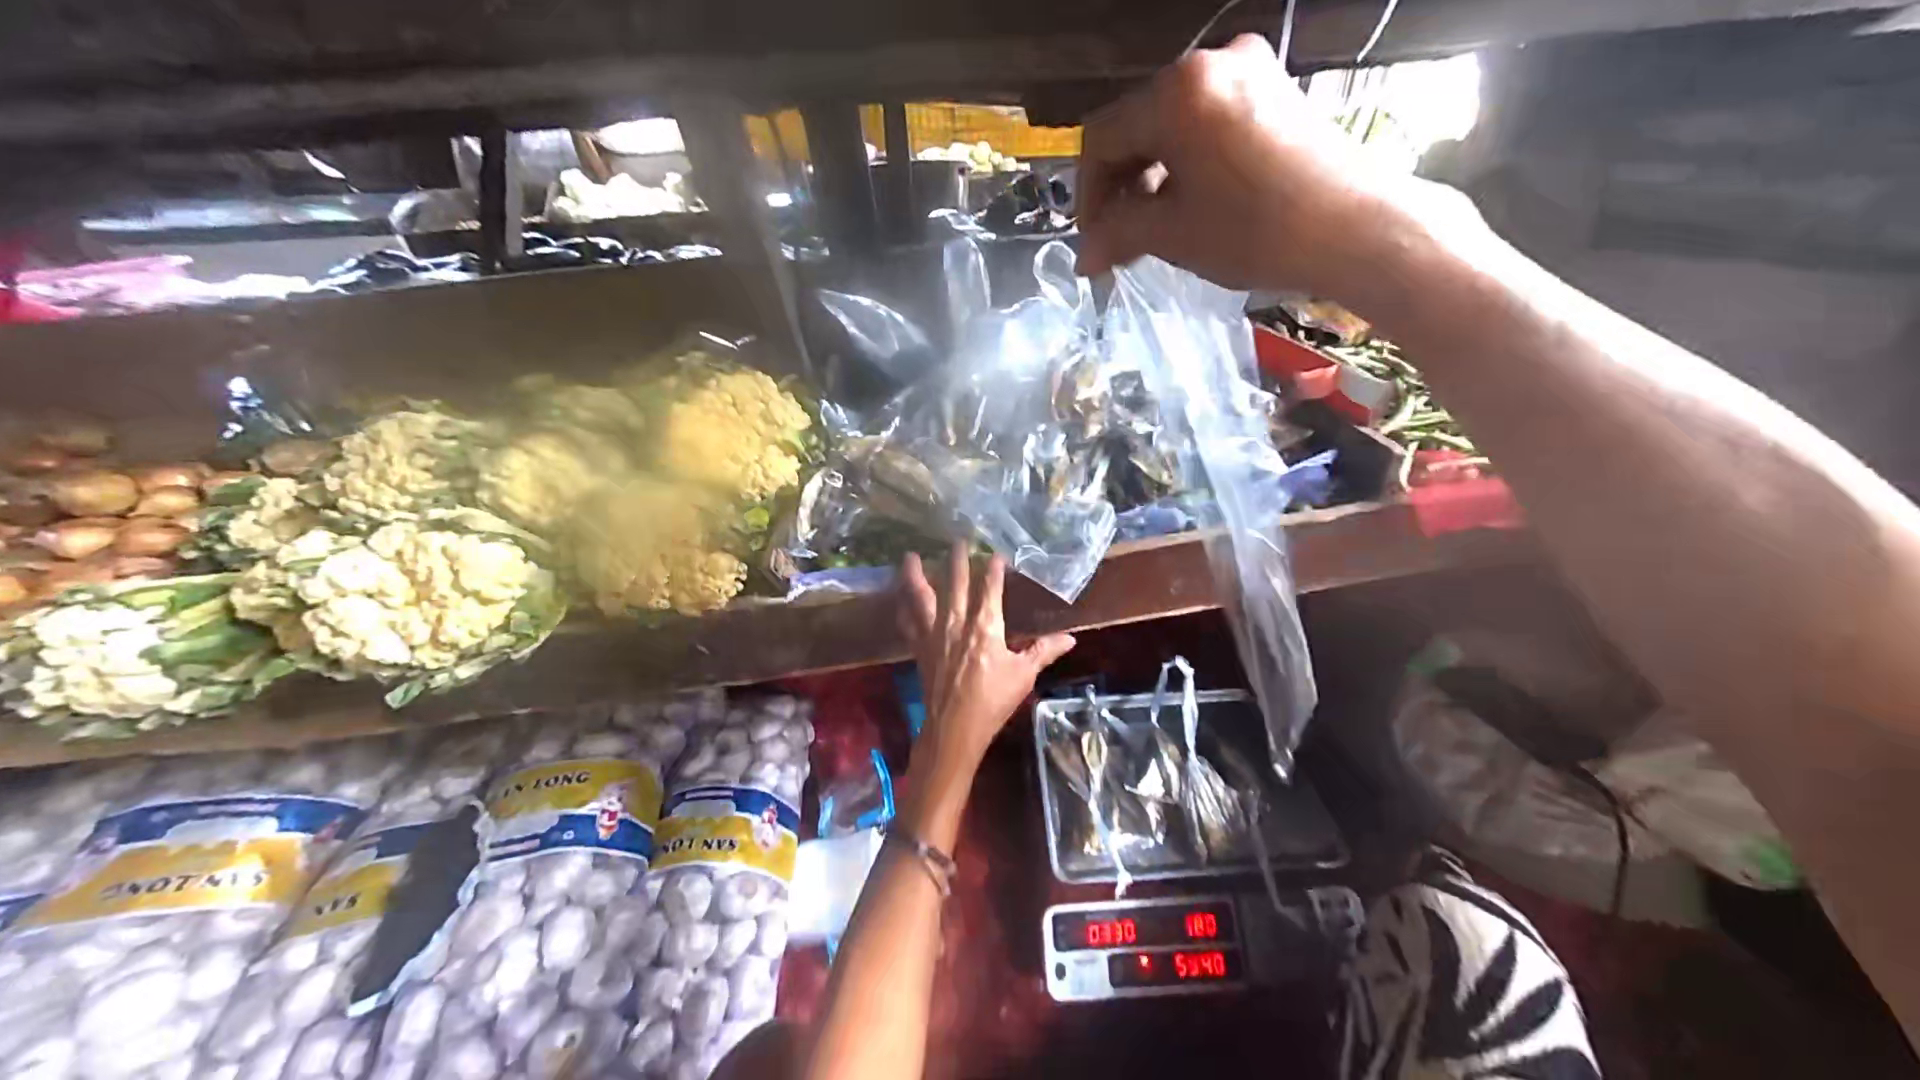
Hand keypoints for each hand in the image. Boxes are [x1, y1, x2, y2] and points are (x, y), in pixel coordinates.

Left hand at [899, 546, 1076, 772]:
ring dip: (916, 575)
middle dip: (957, 559)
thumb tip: (1070, 637)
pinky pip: (908, 622)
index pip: (990, 588)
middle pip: (954, 583)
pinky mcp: (919, 648)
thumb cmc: (993, 701)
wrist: (954, 728)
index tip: (997, 553)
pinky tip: (900, 598)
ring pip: (921, 597)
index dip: (993, 569)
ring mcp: (934, 634)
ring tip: (910, 556)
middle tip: (956, 540)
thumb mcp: (1023, 675)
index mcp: (985, 626)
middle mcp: (956, 623)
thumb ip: (1044, 651)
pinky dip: (903, 607)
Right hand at [1075, 33, 1465, 299]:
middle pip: (1135, 126)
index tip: (1092, 241)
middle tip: (1117, 240)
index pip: (1103, 137)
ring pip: (1169, 126)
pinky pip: (1204, 122)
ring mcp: (1247, 71)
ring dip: (1149, 177)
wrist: (1357, 230)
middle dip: (1119, 186)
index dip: (1087, 194)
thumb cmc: (1257, 231)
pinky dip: (1184, 163)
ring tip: (1151, 228)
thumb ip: (1117, 234)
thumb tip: (1082, 256)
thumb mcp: (1173, 234)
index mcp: (1178, 91)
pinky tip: (1186, 203)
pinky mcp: (1271, 90)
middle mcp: (1210, 63)